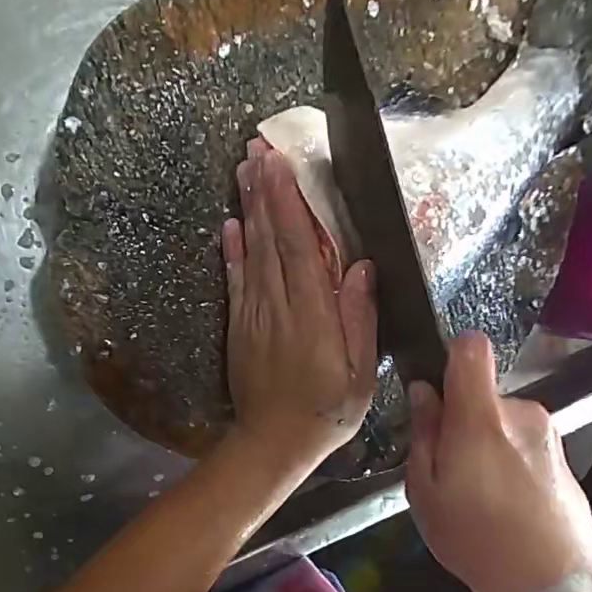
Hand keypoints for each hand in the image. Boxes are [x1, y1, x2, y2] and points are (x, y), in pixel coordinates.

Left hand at [222, 140, 376, 468]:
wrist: (272, 442)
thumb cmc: (326, 411)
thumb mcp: (360, 374)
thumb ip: (358, 319)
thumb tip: (362, 266)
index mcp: (312, 317)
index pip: (299, 248)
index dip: (288, 204)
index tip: (281, 166)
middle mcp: (278, 308)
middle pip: (269, 241)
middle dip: (264, 193)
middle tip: (257, 149)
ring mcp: (253, 316)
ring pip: (250, 254)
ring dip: (246, 211)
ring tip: (244, 172)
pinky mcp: (239, 327)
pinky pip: (235, 283)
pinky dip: (231, 252)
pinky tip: (229, 225)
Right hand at [406, 334, 591, 591]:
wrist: (552, 583)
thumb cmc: (474, 536)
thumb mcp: (424, 489)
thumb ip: (424, 433)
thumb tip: (424, 392)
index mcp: (480, 416)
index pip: (472, 349)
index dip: (450, 354)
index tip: (434, 387)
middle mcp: (520, 413)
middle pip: (480, 393)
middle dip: (458, 417)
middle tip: (443, 465)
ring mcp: (547, 434)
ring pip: (499, 420)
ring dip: (481, 441)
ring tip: (471, 490)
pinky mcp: (562, 456)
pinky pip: (520, 442)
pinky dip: (504, 459)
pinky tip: (500, 501)